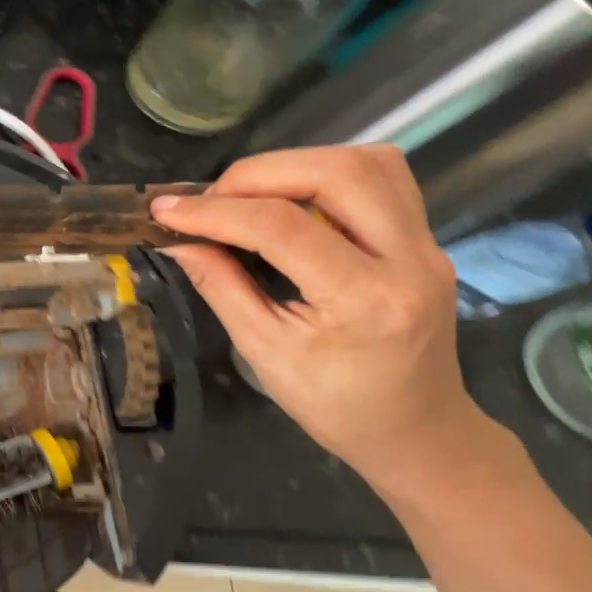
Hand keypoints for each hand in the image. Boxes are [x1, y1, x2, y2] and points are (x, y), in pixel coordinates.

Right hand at [150, 145, 489, 482]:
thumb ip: (221, 285)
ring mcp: (426, 245)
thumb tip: (176, 239)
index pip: (282, 227)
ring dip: (295, 165)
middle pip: (337, 172)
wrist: (417, 430)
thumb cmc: (334, 403)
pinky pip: (382, 177)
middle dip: (258, 174)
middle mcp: (409, 260)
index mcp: (366, 300)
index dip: (214, 211)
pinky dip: (325, 172)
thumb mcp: (263, 350)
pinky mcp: (424, 238)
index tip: (165, 211)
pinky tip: (291, 199)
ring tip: (249, 195)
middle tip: (213, 200)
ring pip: (367, 162)